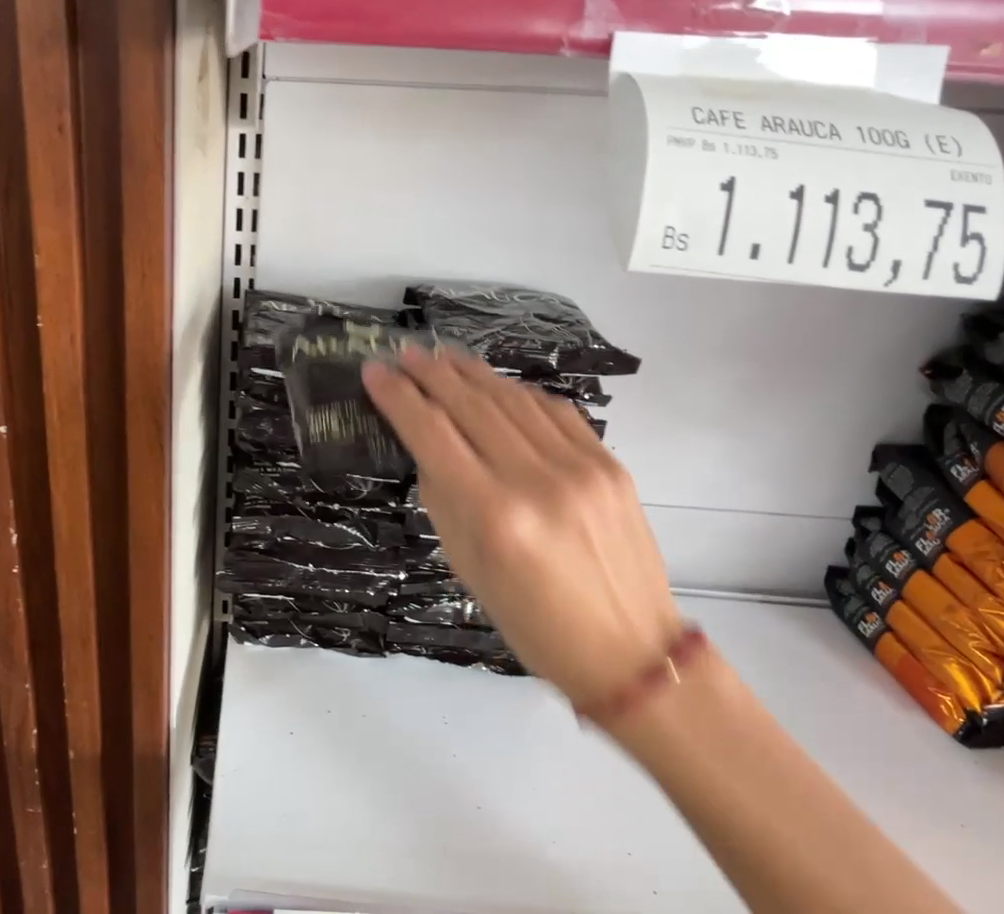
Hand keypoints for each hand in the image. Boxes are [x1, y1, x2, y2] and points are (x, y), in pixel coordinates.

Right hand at [363, 348, 682, 713]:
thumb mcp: (468, 568)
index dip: (398, 397)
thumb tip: (430, 447)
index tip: (375, 373)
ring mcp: (579, 466)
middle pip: (471, 405)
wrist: (628, 649)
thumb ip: (445, 500)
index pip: (432, 434)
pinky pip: (554, 411)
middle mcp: (535, 480)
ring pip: (512, 399)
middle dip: (430, 373)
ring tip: (442, 357)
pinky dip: (518, 393)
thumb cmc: (533, 623)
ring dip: (472, 373)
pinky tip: (496, 386)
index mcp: (493, 515)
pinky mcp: (610, 463)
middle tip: (403, 354)